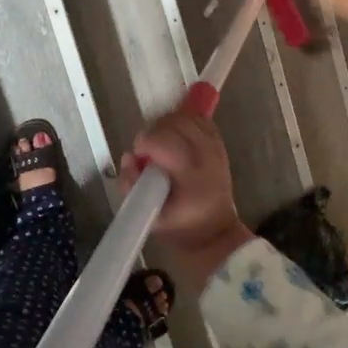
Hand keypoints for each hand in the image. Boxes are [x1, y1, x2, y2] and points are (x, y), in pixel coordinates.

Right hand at [120, 112, 254, 279]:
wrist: (213, 230)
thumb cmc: (180, 226)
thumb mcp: (149, 215)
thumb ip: (132, 185)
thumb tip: (128, 158)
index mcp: (189, 175)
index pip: (164, 141)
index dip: (145, 141)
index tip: (139, 153)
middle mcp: (205, 156)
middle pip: (175, 123)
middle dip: (154, 131)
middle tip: (148, 149)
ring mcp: (215, 148)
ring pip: (187, 117)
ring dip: (168, 124)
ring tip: (160, 142)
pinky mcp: (219, 145)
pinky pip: (199, 120)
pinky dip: (183, 122)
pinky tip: (175, 137)